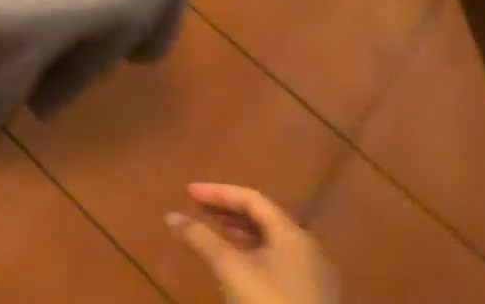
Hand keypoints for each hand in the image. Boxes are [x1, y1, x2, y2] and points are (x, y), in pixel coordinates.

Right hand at [167, 183, 338, 303]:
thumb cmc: (268, 302)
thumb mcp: (229, 268)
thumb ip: (201, 238)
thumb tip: (171, 216)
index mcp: (292, 235)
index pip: (252, 199)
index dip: (218, 192)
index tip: (188, 193)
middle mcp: (308, 249)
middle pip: (263, 217)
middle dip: (227, 209)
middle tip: (197, 208)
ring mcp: (312, 274)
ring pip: (271, 240)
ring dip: (239, 230)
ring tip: (213, 231)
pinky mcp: (310, 295)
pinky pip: (277, 259)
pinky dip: (252, 250)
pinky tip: (236, 262)